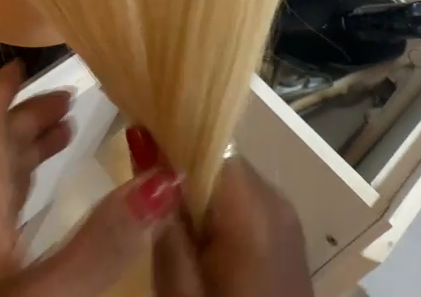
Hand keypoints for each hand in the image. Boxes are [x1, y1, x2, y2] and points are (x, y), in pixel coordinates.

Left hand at [0, 62, 184, 296]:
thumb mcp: (52, 289)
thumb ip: (106, 239)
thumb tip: (164, 176)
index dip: (5, 87)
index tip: (29, 54)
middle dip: (32, 116)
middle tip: (75, 97)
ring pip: (2, 180)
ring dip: (32, 150)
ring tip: (70, 132)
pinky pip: (6, 211)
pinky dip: (31, 188)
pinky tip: (50, 200)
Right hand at [127, 128, 313, 296]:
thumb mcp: (178, 287)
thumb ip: (160, 212)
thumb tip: (142, 139)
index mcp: (254, 209)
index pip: (206, 141)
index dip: (168, 138)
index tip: (133, 144)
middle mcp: (277, 200)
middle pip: (216, 158)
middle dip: (178, 167)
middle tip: (141, 193)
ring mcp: (286, 219)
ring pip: (226, 178)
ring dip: (194, 189)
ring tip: (163, 219)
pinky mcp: (286, 238)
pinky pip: (242, 202)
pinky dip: (214, 208)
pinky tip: (193, 238)